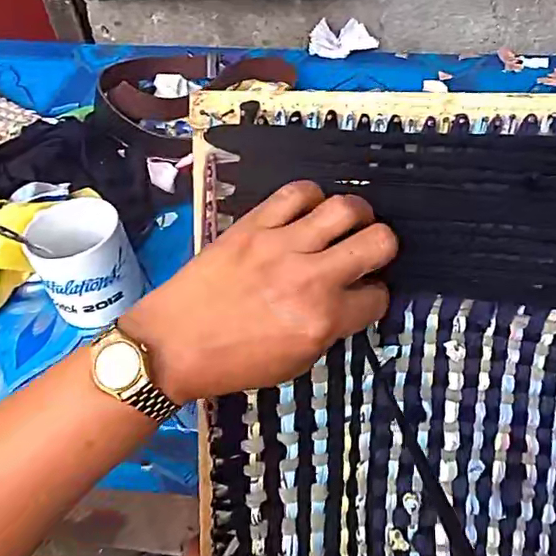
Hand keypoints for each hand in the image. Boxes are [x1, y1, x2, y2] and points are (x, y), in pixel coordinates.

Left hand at [119, 181, 396, 401]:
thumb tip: (351, 298)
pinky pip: (296, 192)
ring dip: (357, 214)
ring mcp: (281, 245)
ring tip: (347, 222)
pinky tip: (308, 211)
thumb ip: (331, 326)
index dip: (376, 295)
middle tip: (369, 251)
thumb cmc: (233, 362)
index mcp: (322, 321)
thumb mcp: (296, 361)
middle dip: (384, 246)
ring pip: (345, 207)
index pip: (377, 296)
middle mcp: (310, 278)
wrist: (171, 344)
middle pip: (379, 240)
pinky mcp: (253, 224)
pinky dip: (312, 197)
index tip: (365, 292)